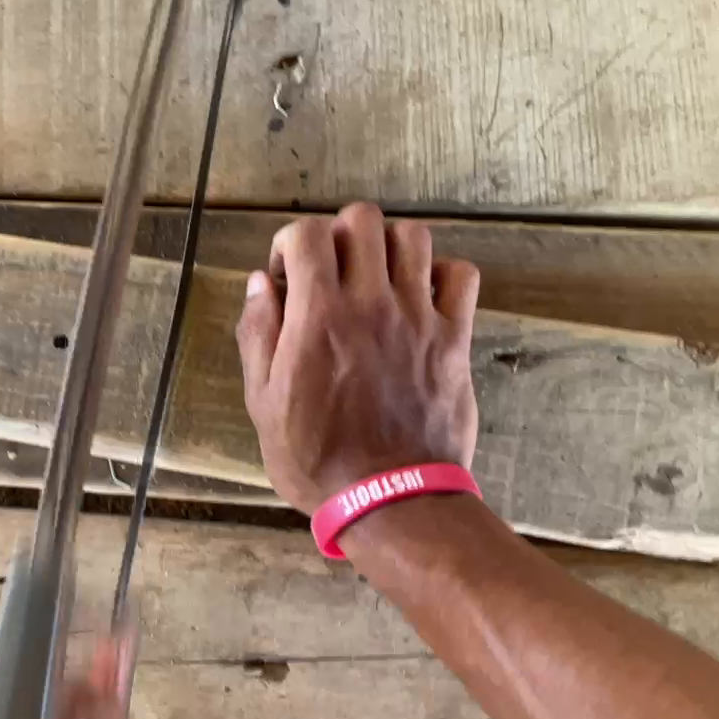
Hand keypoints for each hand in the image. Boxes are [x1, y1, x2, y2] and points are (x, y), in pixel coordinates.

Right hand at [235, 203, 481, 513]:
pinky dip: (441, 275)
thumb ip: (258, 334)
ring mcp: (419, 317)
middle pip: (362, 219)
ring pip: (413, 237)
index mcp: (318, 315)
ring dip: (387, 248)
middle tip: (330, 272)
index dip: (288, 245)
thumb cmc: (315, 457)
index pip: (306, 234)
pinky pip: (461, 276)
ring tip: (375, 280)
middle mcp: (370, 302)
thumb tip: (260, 284)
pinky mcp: (454, 338)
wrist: (389, 499)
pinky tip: (420, 298)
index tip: (287, 278)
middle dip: (338, 235)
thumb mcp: (263, 402)